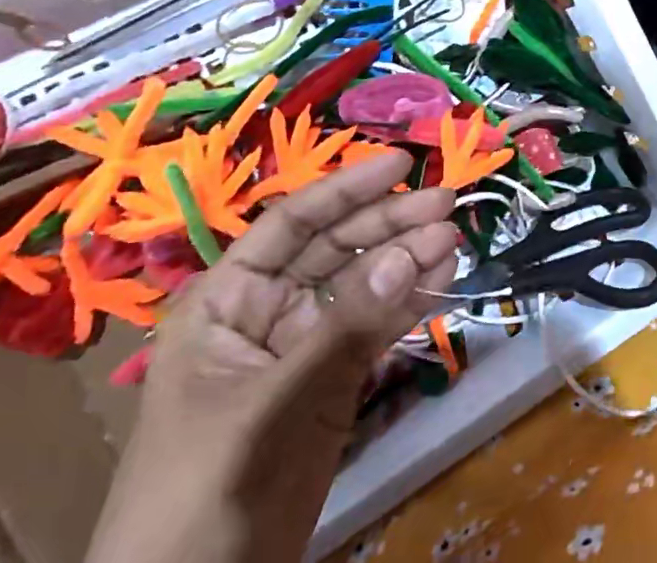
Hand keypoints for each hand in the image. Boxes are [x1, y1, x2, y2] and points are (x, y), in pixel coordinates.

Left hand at [90, 153, 457, 562]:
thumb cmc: (201, 491)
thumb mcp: (270, 404)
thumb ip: (343, 329)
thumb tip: (412, 254)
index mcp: (227, 300)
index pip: (293, 225)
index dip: (346, 190)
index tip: (401, 164)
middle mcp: (268, 310)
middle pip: (338, 250)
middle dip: (390, 225)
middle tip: (447, 207)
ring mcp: (306, 346)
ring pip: (365, 287)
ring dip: (409, 260)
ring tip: (455, 239)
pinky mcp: (336, 382)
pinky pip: (378, 329)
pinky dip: (411, 305)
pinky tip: (445, 281)